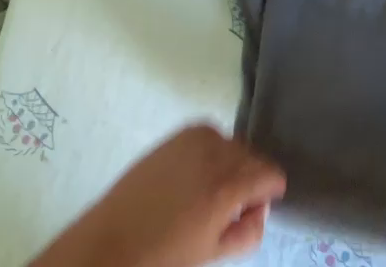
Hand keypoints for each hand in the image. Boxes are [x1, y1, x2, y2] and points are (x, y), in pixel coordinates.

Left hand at [30, 124, 286, 266]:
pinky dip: (212, 147)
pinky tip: (197, 171)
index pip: (269, 172)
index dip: (270, 190)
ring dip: (232, 160)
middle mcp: (212, 154)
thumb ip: (249, 231)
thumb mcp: (214, 252)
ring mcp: (191, 140)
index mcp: (226, 187)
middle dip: (251, 176)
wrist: (115, 239)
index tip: (259, 205)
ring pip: (231, 141)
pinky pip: (208, 132)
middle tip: (234, 204)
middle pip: (252, 154)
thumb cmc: (166, 253)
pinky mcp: (174, 135)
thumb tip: (260, 208)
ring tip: (213, 187)